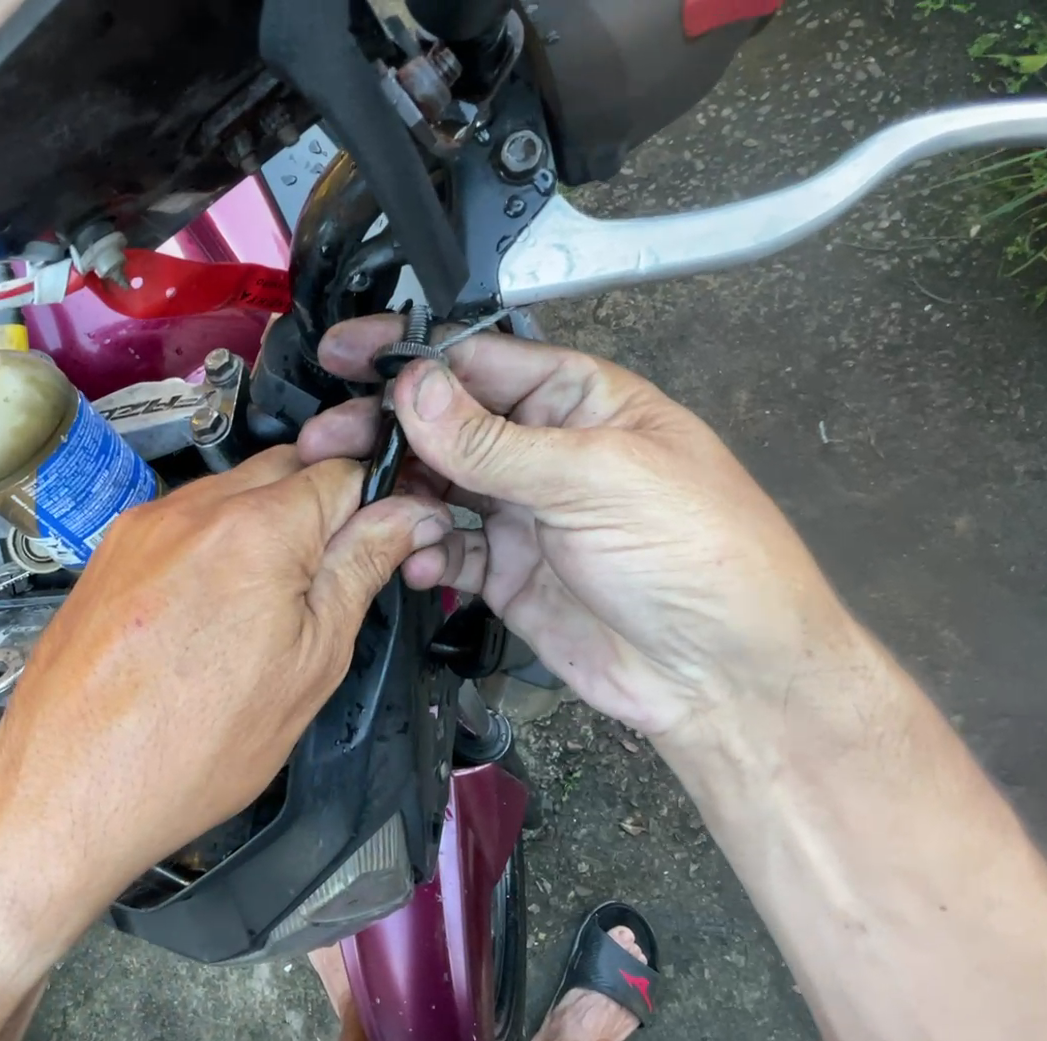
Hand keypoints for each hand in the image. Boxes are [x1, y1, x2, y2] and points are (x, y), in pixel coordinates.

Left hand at [0, 445, 447, 898]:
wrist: (66, 788)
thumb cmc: (188, 749)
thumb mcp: (309, 665)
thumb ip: (359, 571)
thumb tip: (405, 518)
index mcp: (258, 530)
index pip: (345, 471)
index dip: (379, 500)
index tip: (388, 535)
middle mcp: (195, 507)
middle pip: (289, 466)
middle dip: (324, 506)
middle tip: (332, 572)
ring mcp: (146, 522)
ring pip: (236, 489)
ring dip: (270, 523)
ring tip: (268, 600)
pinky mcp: (116, 546)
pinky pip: (188, 517)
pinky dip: (219, 540)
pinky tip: (216, 603)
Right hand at [297, 315, 856, 735]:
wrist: (722, 679)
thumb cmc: (695, 555)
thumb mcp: (598, 481)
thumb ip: (495, 442)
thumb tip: (413, 387)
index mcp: (575, 400)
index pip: (477, 361)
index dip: (409, 356)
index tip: (346, 355)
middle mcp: (540, 449)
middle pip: (442, 424)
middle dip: (383, 428)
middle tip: (325, 439)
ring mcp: (519, 512)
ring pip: (434, 486)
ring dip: (394, 493)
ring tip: (358, 505)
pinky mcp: (505, 571)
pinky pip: (445, 549)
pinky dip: (423, 553)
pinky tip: (419, 562)